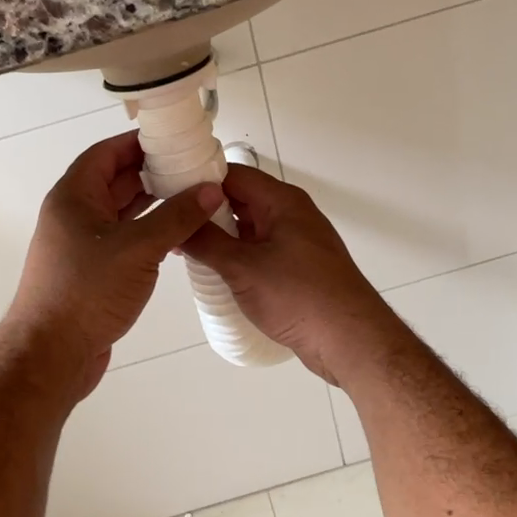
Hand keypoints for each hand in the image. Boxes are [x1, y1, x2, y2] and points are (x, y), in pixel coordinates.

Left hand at [0, 131, 223, 399]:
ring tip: (192, 199)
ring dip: (152, 205)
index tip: (174, 140)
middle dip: (152, 173)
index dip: (138, 143)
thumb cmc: (86, 292)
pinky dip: (147, 233)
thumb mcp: (137, 249)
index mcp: (73, 197)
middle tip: (193, 170)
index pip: (106, 154)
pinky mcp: (90, 272)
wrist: (51, 353)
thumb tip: (211, 189)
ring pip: (120, 213)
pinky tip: (176, 238)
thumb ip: (176, 217)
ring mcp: (80, 245)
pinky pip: (122, 240)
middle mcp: (73, 216)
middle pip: (114, 181)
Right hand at [180, 165, 409, 382]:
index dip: (198, 180)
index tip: (165, 193)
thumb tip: (176, 223)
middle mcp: (291, 214)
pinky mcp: (297, 268)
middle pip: (240, 199)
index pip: (233, 174)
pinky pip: (259, 251)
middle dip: (205, 211)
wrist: (350, 341)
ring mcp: (296, 242)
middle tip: (168, 225)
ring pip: (248, 227)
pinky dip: (236, 255)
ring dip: (219, 236)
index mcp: (282, 202)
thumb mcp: (242, 267)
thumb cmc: (299, 296)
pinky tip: (214, 272)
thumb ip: (206, 242)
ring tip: (182, 250)